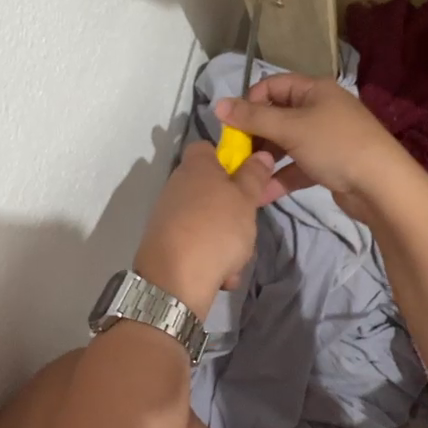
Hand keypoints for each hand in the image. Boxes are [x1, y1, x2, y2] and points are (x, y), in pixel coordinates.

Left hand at [131, 143, 276, 317]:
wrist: (175, 279)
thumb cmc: (216, 228)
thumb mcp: (246, 199)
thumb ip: (254, 176)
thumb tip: (261, 154)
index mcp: (195, 166)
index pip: (206, 148)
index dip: (227, 158)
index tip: (246, 176)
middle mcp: (178, 186)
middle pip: (211, 189)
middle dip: (233, 210)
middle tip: (246, 226)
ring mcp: (170, 215)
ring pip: (208, 222)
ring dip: (226, 241)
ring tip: (236, 260)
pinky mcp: (167, 243)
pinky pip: (197, 245)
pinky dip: (211, 259)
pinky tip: (221, 275)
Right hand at [212, 73, 416, 224]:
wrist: (383, 186)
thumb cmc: (335, 145)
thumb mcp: (290, 128)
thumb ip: (253, 117)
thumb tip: (218, 104)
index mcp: (314, 89)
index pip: (272, 85)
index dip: (250, 101)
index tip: (233, 125)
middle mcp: (320, 108)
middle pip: (277, 115)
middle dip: (255, 135)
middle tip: (236, 154)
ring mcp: (326, 138)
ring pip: (286, 143)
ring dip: (266, 160)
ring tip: (245, 176)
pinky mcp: (329, 164)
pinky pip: (298, 166)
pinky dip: (281, 177)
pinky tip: (262, 194)